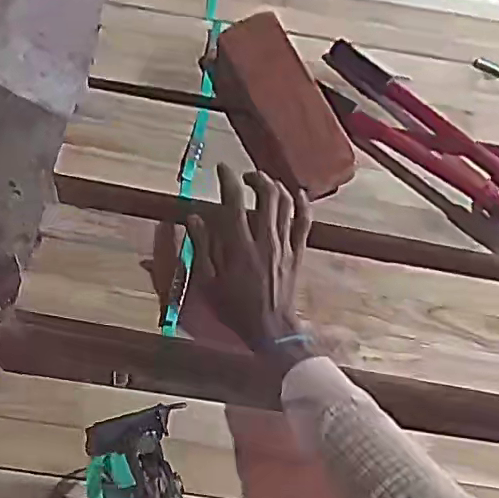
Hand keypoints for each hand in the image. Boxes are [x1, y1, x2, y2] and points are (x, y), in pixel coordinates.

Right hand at [183, 164, 313, 361]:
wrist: (271, 329)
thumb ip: (202, 248)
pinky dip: (301, 203)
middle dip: (255, 177)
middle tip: (245, 177)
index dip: (228, 179)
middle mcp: (264, 239)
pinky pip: (304, 221)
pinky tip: (296, 193)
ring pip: (285, 202)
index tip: (221, 168)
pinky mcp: (298, 252)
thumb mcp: (210, 283)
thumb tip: (194, 219)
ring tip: (264, 182)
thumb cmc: (236, 309)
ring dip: (275, 185)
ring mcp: (284, 245)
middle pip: (266, 194)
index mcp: (239, 246)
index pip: (234, 201)